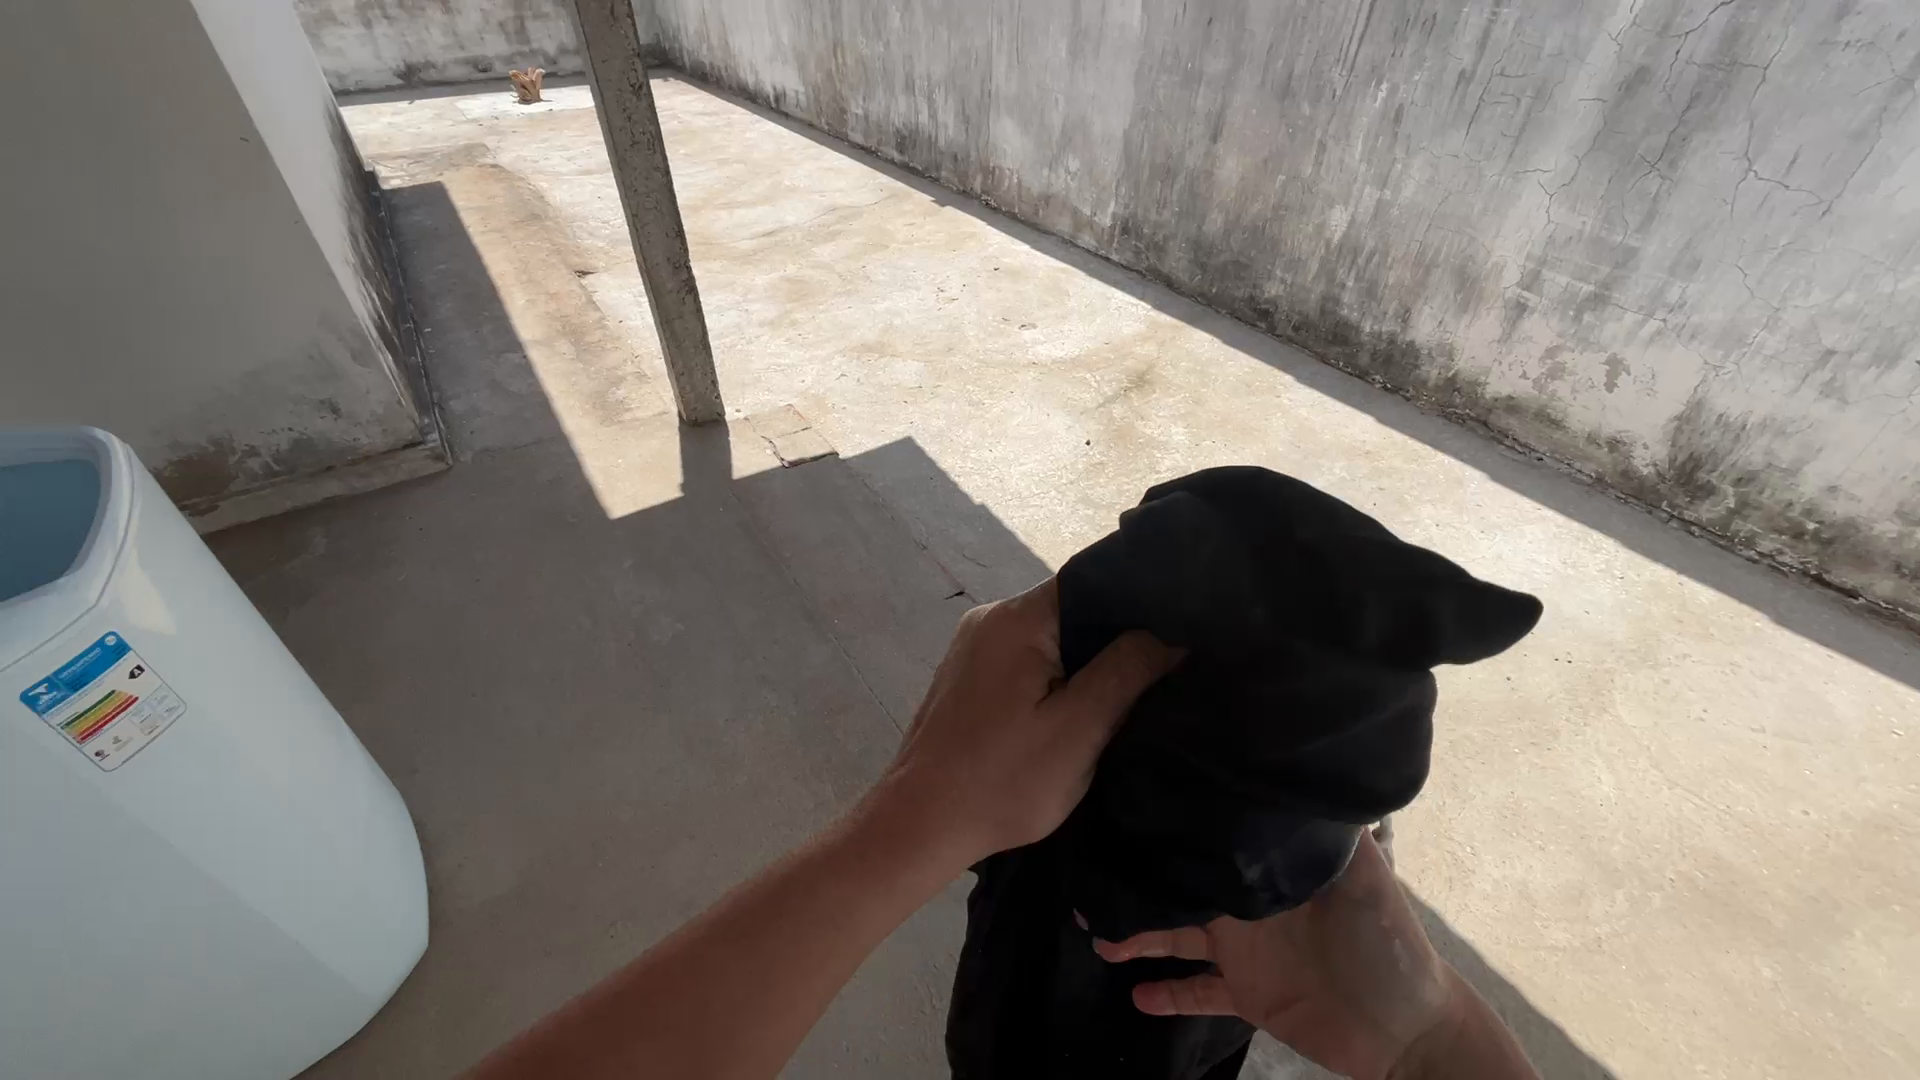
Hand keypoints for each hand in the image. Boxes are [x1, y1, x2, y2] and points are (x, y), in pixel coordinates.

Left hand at [866, 578, 1181, 870]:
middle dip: (1115, 637)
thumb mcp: (1078, 730)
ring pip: (1049, 637)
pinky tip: (1078, 704)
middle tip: (1164, 664)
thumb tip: (1171, 632)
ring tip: (1130, 687)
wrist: (919, 824)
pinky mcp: (968, 674)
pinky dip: (1056, 675)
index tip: (1179, 625)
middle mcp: (990, 618)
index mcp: (1016, 618)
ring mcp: (974, 646)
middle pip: (1070, 609)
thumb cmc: (1001, 780)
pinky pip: (1026, 658)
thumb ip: (1127, 672)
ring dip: (1086, 661)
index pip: (1090, 581)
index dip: (1137, 600)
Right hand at [1093, 832, 1457, 1079]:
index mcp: (1262, 871)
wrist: (1409, 1026)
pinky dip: (1168, 996)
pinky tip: (1135, 997)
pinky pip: (1198, 994)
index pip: (1207, 844)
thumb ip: (1332, 833)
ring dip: (1137, 936)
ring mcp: (1242, 950)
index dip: (1170, 831)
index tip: (1127, 811)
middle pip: (1180, 886)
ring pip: (1176, 935)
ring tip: (1096, 935)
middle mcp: (1244, 903)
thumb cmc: (1386, 940)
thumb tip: (1293, 775)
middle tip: (1090, 870)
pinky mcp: (1246, 994)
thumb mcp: (1365, 875)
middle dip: (1138, 878)